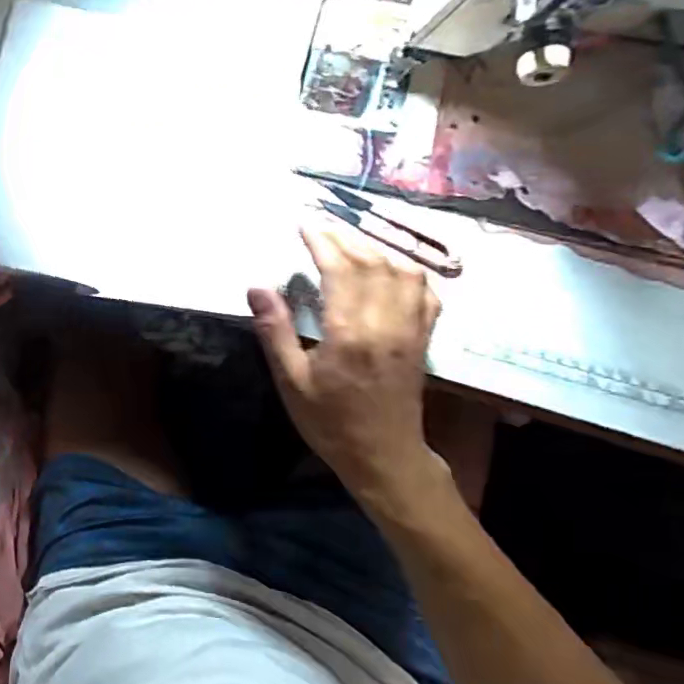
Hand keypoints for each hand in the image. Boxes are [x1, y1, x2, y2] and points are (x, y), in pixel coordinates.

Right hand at [247, 224, 443, 500]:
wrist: (384, 457)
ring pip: (403, 271)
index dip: (322, 242)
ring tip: (353, 242)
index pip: (340, 270)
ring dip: (378, 249)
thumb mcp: (292, 382)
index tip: (304, 226)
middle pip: (371, 262)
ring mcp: (411, 329)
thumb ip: (276, 332)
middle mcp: (386, 323)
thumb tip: (257, 287)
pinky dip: (410, 272)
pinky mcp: (423, 338)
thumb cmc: (331, 423)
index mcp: (350, 332)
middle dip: (346, 237)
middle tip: (323, 227)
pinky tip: (394, 268)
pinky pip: (426, 293)